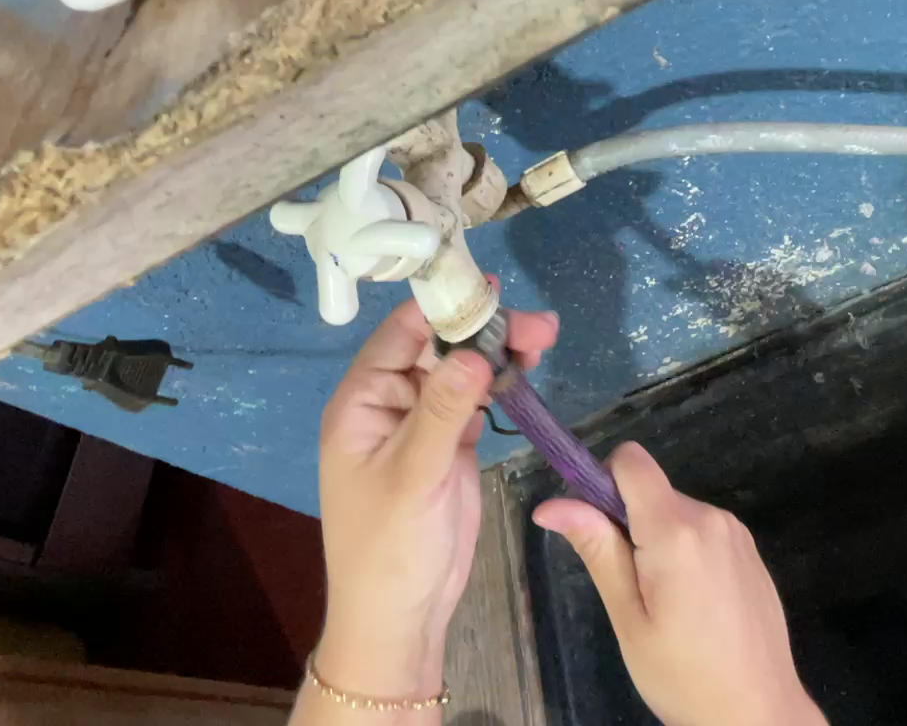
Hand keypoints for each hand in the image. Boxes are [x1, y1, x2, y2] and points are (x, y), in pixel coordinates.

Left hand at [314, 297, 558, 702]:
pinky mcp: (450, 439)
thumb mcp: (412, 477)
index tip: (490, 290)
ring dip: (499, 350)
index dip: (443, 306)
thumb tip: (473, 352)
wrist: (402, 616)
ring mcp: (423, 420)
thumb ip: (442, 411)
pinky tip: (527, 367)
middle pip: (439, 345)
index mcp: (363, 400)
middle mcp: (391, 400)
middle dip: (485, 329)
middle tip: (539, 325)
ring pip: (462, 367)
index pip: (401, 334)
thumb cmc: (390, 548)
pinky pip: (475, 394)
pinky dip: (501, 379)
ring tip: (544, 338)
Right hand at [533, 443, 824, 725]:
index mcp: (675, 528)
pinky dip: (685, 549)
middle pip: (650, 489)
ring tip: (665, 601)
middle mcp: (709, 514)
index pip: (631, 459)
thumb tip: (549, 505)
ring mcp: (733, 529)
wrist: (760, 715)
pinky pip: (700, 527)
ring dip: (657, 538)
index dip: (604, 480)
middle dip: (630, 523)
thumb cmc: (683, 675)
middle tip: (631, 587)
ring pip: (674, 509)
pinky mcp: (747, 546)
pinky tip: (693, 601)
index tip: (600, 529)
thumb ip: (596, 549)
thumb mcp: (627, 618)